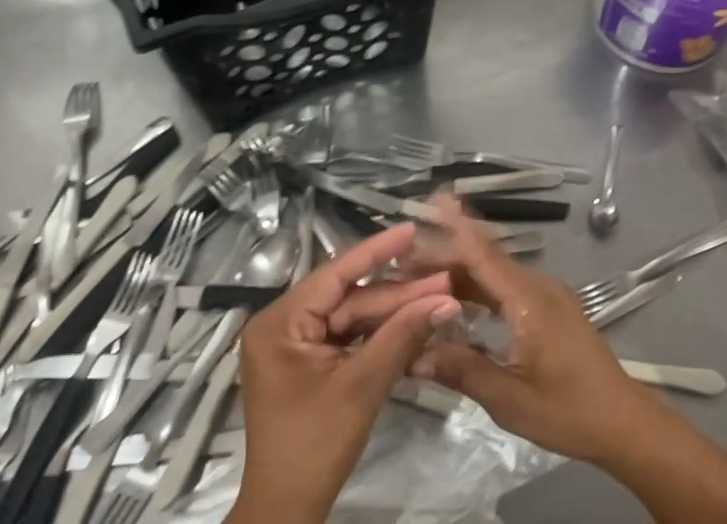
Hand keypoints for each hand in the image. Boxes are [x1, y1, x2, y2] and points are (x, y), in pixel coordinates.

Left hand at [229, 224, 460, 522]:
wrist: (288, 508)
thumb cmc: (314, 444)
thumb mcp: (361, 386)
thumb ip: (402, 336)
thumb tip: (447, 301)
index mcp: (279, 322)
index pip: (335, 273)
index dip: (377, 250)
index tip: (413, 230)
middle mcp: (282, 325)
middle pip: (349, 297)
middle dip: (398, 293)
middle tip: (445, 280)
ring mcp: (295, 346)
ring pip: (353, 317)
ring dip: (394, 312)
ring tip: (440, 299)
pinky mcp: (310, 365)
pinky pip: (349, 338)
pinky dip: (381, 334)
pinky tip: (416, 323)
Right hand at [409, 199, 668, 466]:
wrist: (623, 423)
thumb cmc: (568, 410)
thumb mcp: (509, 398)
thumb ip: (462, 371)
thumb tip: (414, 354)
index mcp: (529, 300)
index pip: (484, 254)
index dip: (457, 227)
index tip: (435, 200)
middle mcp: (538, 288)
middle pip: (485, 262)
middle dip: (445, 258)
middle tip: (401, 262)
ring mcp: (546, 299)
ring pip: (495, 277)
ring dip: (460, 277)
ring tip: (417, 282)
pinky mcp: (550, 313)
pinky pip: (507, 291)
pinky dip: (478, 293)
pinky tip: (454, 305)